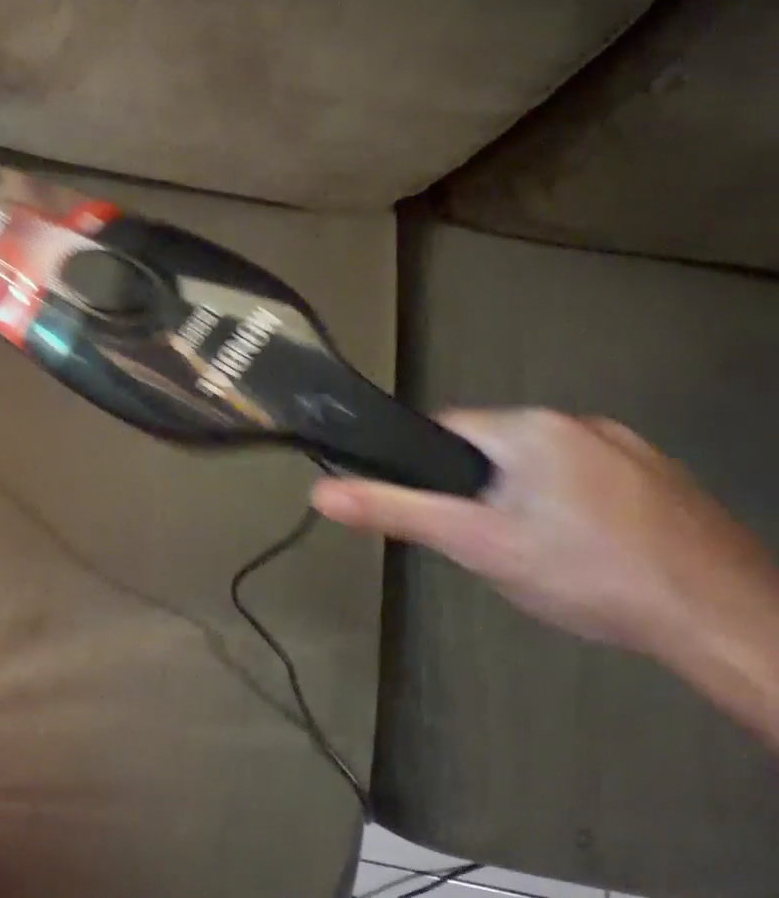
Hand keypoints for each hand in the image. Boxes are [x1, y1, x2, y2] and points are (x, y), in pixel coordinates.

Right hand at [311, 409, 775, 659]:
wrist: (727, 623)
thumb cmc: (586, 573)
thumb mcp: (475, 545)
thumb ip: (396, 512)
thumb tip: (318, 492)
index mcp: (532, 427)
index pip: (445, 429)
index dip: (427, 471)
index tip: (436, 515)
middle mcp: (583, 423)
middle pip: (494, 450)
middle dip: (478, 492)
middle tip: (485, 544)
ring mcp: (635, 450)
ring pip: (543, 468)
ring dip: (526, 500)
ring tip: (538, 556)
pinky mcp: (670, 482)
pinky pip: (592, 483)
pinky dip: (576, 510)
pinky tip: (590, 555)